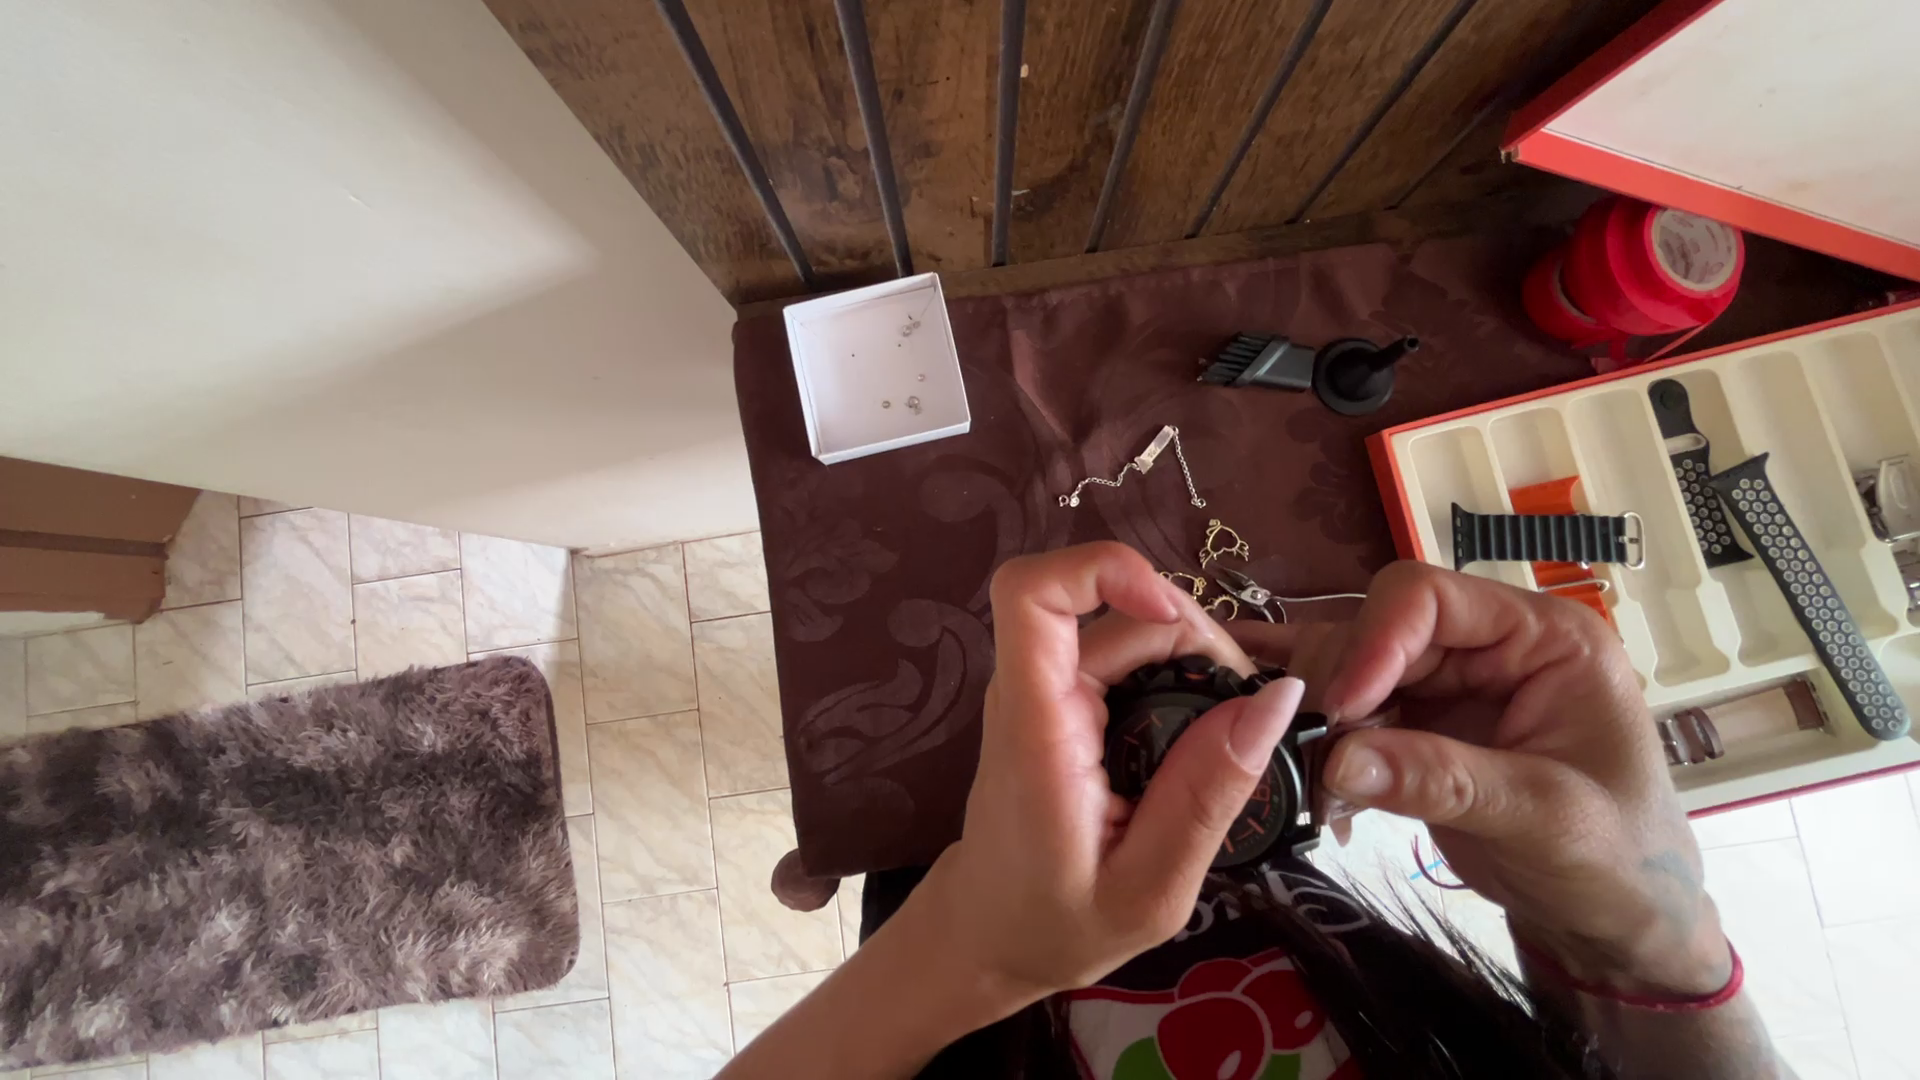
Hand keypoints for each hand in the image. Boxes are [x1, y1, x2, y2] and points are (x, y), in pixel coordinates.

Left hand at [897, 542, 1305, 1013]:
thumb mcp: (1149, 887)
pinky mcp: (1061, 700)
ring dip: (1187, 653)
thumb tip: (1277, 698)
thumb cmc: (1055, 921)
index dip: (1102, 570)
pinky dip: (1172, 671)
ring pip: (1122, 625)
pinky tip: (1203, 724)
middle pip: (1108, 607)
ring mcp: (1044, 689)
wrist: (991, 930)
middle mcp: (1031, 687)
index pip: (1030, 593)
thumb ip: (1206, 794)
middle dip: (1188, 632)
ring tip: (1233, 722)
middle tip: (1246, 706)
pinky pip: (1121, 654)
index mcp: (1035, 722)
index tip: (1173, 615)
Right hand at [1231, 562, 1730, 996]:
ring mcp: (1434, 676)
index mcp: (1538, 636)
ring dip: (1311, 712)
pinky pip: (1333, 692)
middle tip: (1308, 751)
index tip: (1342, 710)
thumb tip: (1337, 761)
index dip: (1373, 642)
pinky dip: (1295, 704)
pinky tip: (1240, 689)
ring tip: (1301, 769)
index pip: (1426, 598)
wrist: (1606, 917)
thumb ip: (1445, 782)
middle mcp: (1476, 642)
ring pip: (1337, 662)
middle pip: (1369, 630)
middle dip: (1333, 688)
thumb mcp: (1547, 820)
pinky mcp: (1400, 711)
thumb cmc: (1615, 861)